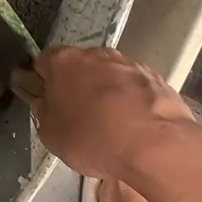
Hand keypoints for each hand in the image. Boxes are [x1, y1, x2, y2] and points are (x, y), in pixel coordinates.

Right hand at [31, 45, 200, 180]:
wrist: (155, 146)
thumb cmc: (93, 138)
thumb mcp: (52, 136)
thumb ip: (44, 114)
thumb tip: (46, 104)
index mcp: (64, 62)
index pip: (45, 61)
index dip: (45, 81)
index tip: (49, 101)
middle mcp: (96, 54)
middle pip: (81, 65)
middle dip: (79, 85)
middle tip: (80, 115)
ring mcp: (130, 63)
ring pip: (111, 75)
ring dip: (108, 92)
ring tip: (114, 125)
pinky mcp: (156, 78)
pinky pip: (136, 88)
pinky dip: (133, 101)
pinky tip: (137, 127)